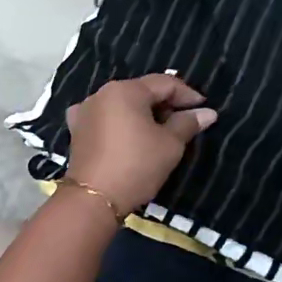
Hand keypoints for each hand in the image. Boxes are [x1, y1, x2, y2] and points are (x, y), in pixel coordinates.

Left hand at [65, 75, 216, 216]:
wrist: (93, 198)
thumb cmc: (137, 165)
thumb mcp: (170, 144)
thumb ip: (187, 123)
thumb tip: (206, 113)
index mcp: (124, 90)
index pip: (163, 84)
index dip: (187, 95)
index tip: (204, 110)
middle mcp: (100, 95)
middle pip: (140, 92)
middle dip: (164, 105)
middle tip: (184, 123)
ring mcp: (83, 112)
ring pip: (120, 105)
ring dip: (141, 114)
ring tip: (160, 132)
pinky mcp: (75, 131)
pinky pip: (103, 119)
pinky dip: (118, 123)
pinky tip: (127, 134)